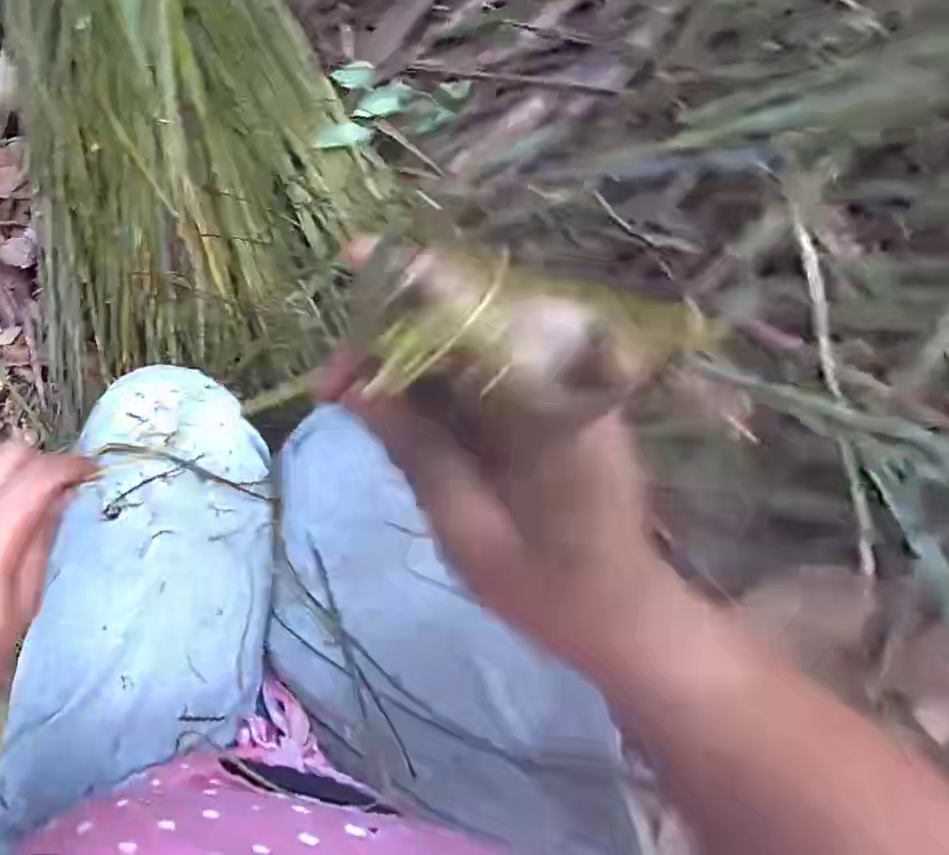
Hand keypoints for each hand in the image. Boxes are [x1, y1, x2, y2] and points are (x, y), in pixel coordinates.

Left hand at [0, 445, 94, 745]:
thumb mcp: (22, 606)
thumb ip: (41, 541)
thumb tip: (60, 499)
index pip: (39, 476)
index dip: (70, 466)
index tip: (88, 471)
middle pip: (8, 454)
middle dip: (40, 461)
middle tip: (55, 484)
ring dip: (5, 464)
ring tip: (18, 488)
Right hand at [313, 348, 680, 669]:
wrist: (621, 618)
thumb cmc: (547, 586)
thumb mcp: (465, 523)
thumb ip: (415, 450)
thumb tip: (354, 388)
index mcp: (552, 408)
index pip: (461, 334)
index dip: (391, 330)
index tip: (336, 360)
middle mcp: (557, 384)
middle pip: (450, 335)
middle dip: (379, 353)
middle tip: (327, 389)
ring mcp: (546, 394)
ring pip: (450, 355)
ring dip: (391, 370)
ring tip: (340, 396)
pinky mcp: (530, 409)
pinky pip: (461, 381)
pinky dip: (415, 391)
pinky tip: (381, 409)